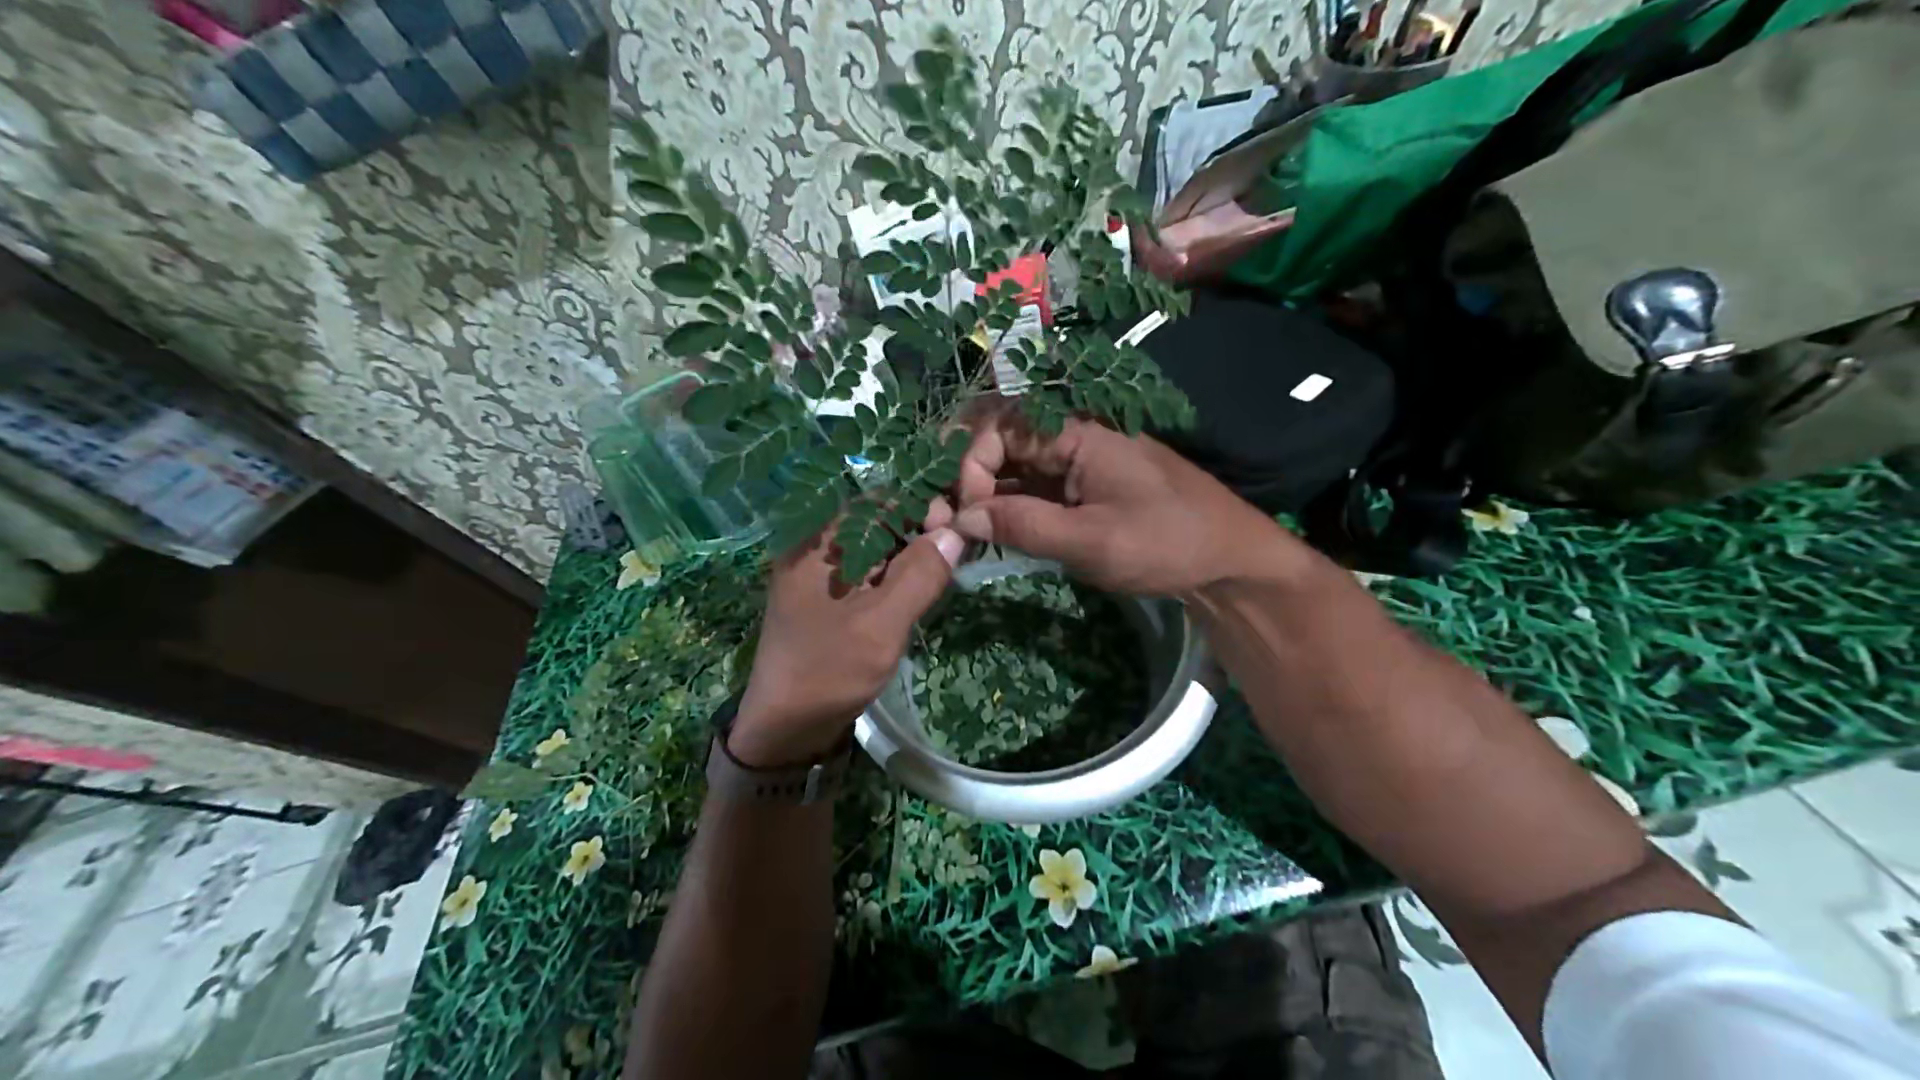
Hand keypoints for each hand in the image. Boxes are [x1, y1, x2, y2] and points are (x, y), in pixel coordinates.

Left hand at [731, 525, 964, 766]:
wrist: (784, 731)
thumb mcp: (880, 624)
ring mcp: (820, 578)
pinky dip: (896, 578)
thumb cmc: (828, 671)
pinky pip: (868, 576)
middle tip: (956, 554)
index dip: (919, 508)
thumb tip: (955, 532)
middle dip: (918, 532)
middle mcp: (815, 552)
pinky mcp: (828, 602)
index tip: (955, 531)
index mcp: (816, 545)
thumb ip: (918, 575)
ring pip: (876, 551)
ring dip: (910, 557)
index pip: (876, 503)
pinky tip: (919, 592)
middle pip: (876, 523)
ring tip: (945, 572)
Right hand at [953, 408, 1304, 595]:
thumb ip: (1023, 526)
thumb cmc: (1165, 542)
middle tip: (945, 520)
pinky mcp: (1081, 490)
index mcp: (1078, 433)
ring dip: (984, 498)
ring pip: (1013, 470)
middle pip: (1000, 444)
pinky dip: (1008, 510)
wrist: (1227, 560)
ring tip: (960, 533)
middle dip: (968, 480)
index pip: (1000, 429)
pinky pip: (1032, 490)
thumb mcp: (1091, 541)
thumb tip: (960, 519)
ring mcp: (1076, 465)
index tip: (968, 515)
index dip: (972, 467)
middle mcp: (1072, 438)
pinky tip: (990, 536)